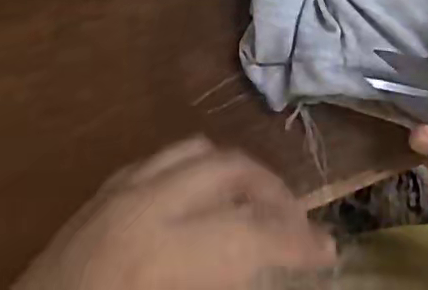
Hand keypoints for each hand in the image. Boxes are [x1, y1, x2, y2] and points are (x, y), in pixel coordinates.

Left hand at [13, 137, 335, 289]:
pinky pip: (162, 160)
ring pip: (198, 151)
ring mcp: (116, 191)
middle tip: (298, 231)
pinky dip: (196, 171)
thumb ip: (226, 281)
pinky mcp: (97, 194)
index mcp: (161, 253)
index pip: (252, 232)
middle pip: (231, 170)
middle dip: (275, 196)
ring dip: (237, 175)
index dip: (298, 243)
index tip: (329, 255)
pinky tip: (203, 203)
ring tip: (258, 207)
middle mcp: (142, 204)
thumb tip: (270, 270)